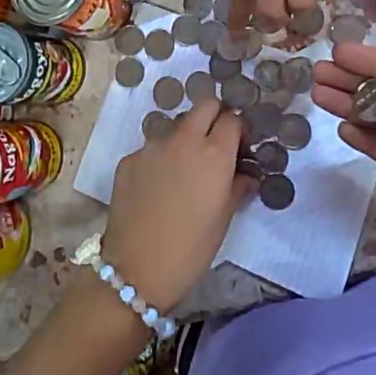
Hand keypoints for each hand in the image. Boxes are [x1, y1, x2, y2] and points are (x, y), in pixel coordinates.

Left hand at [100, 97, 248, 311]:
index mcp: (214, 154)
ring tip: (184, 170)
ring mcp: (152, 146)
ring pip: (175, 125)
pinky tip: (158, 186)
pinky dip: (160, 158)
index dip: (238, 131)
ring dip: (185, 137)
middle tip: (215, 145)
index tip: (239, 149)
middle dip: (214, 117)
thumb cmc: (192, 248)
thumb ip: (237, 186)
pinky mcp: (129, 159)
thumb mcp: (224, 218)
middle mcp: (183, 140)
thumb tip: (246, 175)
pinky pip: (151, 148)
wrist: (138, 268)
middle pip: (204, 106)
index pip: (233, 119)